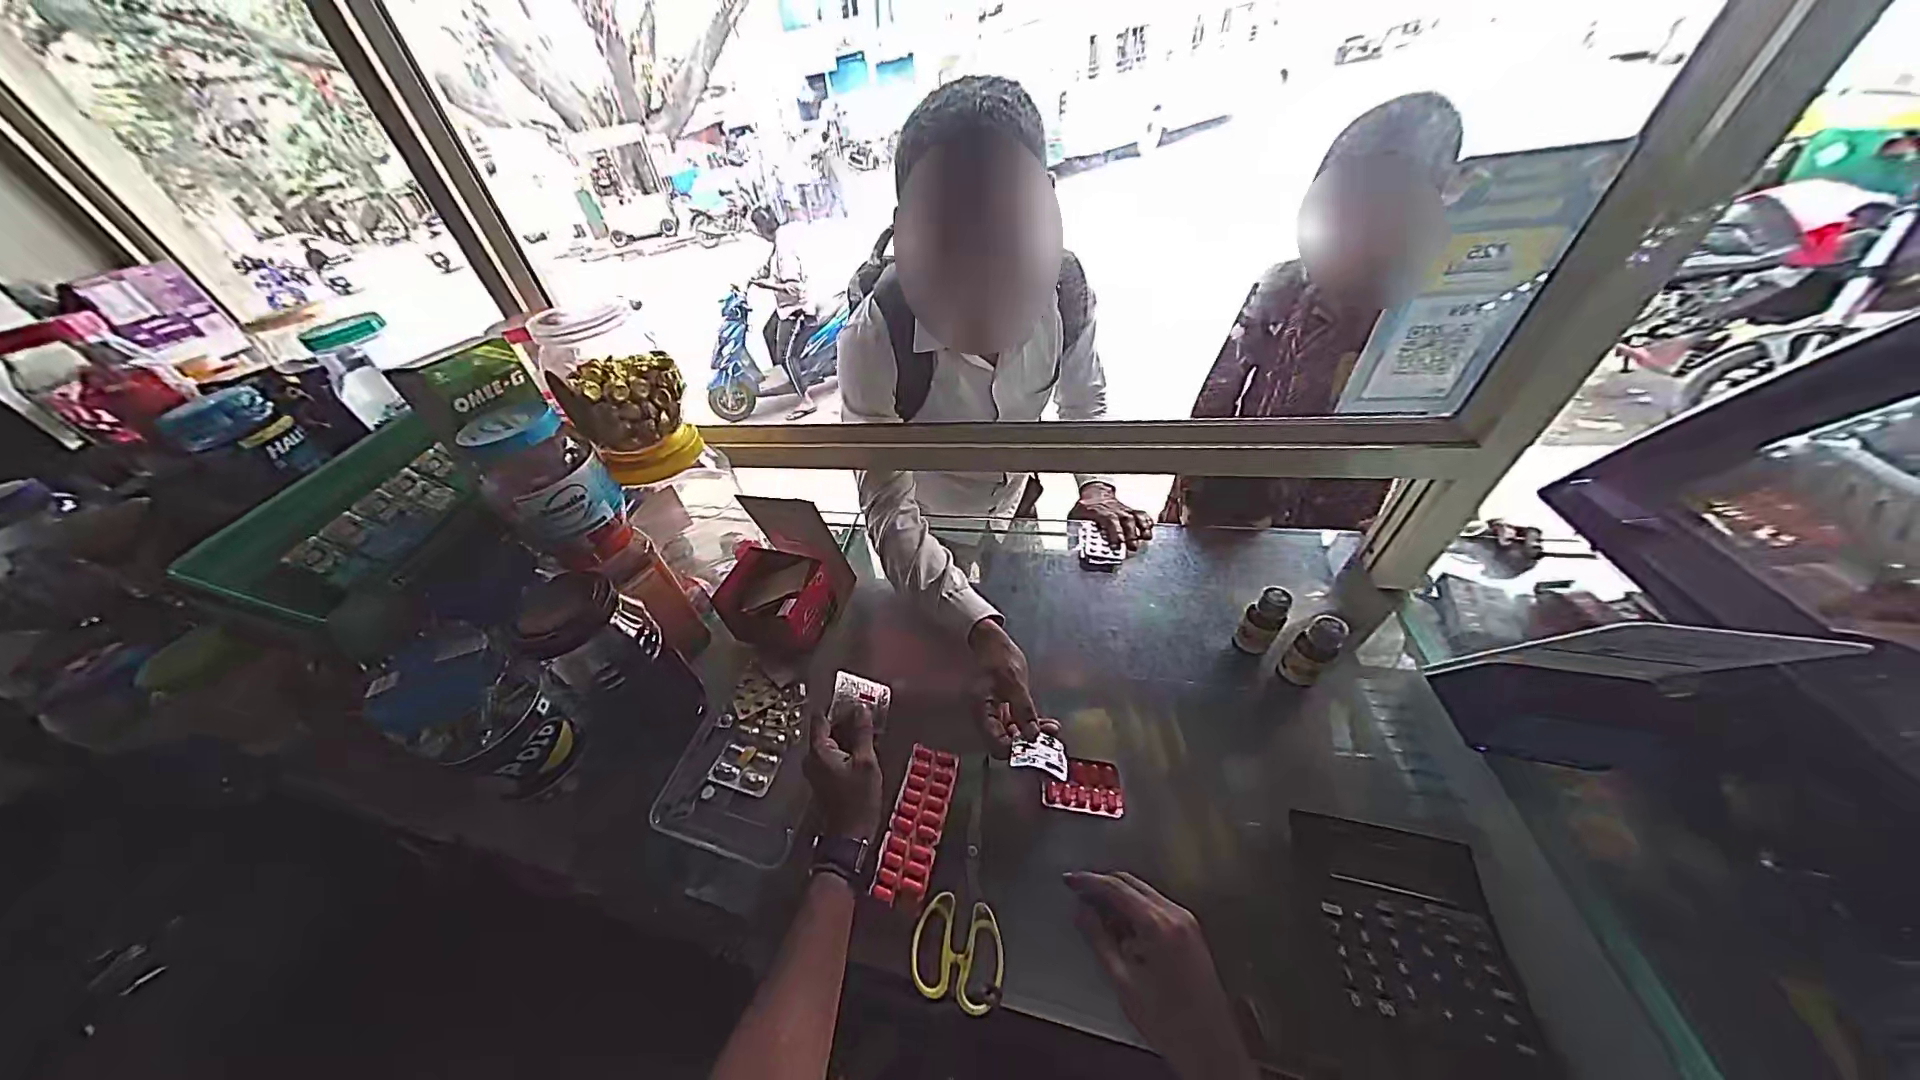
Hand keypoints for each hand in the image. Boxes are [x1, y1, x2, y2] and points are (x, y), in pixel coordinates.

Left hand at [804, 699, 882, 842]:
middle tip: (868, 715)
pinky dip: (848, 748)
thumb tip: (862, 709)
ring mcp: (817, 769)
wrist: (850, 836)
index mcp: (819, 751)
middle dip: (847, 720)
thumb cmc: (858, 800)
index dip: (838, 706)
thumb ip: (863, 733)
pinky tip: (865, 749)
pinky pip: (834, 754)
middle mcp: (812, 758)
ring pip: (832, 741)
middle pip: (826, 728)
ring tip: (870, 731)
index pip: (821, 718)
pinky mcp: (824, 778)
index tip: (856, 700)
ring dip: (849, 734)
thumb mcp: (866, 762)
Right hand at [968, 618, 1054, 755]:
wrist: (993, 641)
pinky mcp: (1006, 706)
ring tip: (1051, 733)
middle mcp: (988, 716)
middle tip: (1049, 743)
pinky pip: (1019, 722)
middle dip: (1028, 745)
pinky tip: (1047, 725)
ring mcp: (997, 712)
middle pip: (1006, 743)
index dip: (1016, 750)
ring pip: (1014, 734)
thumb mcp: (1013, 682)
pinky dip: (1032, 725)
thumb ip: (1023, 710)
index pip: (997, 745)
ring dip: (1033, 735)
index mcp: (983, 712)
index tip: (1036, 750)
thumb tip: (1033, 735)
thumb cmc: (997, 657)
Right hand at [1064, 871, 1257, 1079]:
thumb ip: (1099, 939)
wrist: (1212, 1050)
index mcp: (1158, 924)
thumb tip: (1082, 913)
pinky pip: (1156, 906)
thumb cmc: (1170, 1023)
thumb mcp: (1123, 980)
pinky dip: (1136, 910)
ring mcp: (1187, 922)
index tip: (1070, 880)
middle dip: (1103, 886)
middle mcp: (1176, 915)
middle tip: (1080, 897)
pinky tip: (1124, 930)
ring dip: (1119, 898)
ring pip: (1143, 892)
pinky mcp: (1191, 932)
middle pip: (1130, 883)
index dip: (1089, 881)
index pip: (1116, 887)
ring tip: (1099, 919)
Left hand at [1070, 483, 1153, 550]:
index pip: (1109, 521)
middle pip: (1125, 520)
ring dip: (1142, 527)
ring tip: (1146, 538)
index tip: (1116, 546)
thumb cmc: (1086, 508)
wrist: (1095, 493)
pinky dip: (1147, 521)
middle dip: (1130, 534)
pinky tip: (1150, 529)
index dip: (1114, 533)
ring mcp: (1123, 510)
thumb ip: (1079, 530)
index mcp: (1099, 511)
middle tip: (1133, 547)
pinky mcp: (1130, 511)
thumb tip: (1081, 547)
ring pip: (1135, 516)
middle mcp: (1114, 510)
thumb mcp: (1076, 517)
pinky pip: (1141, 514)